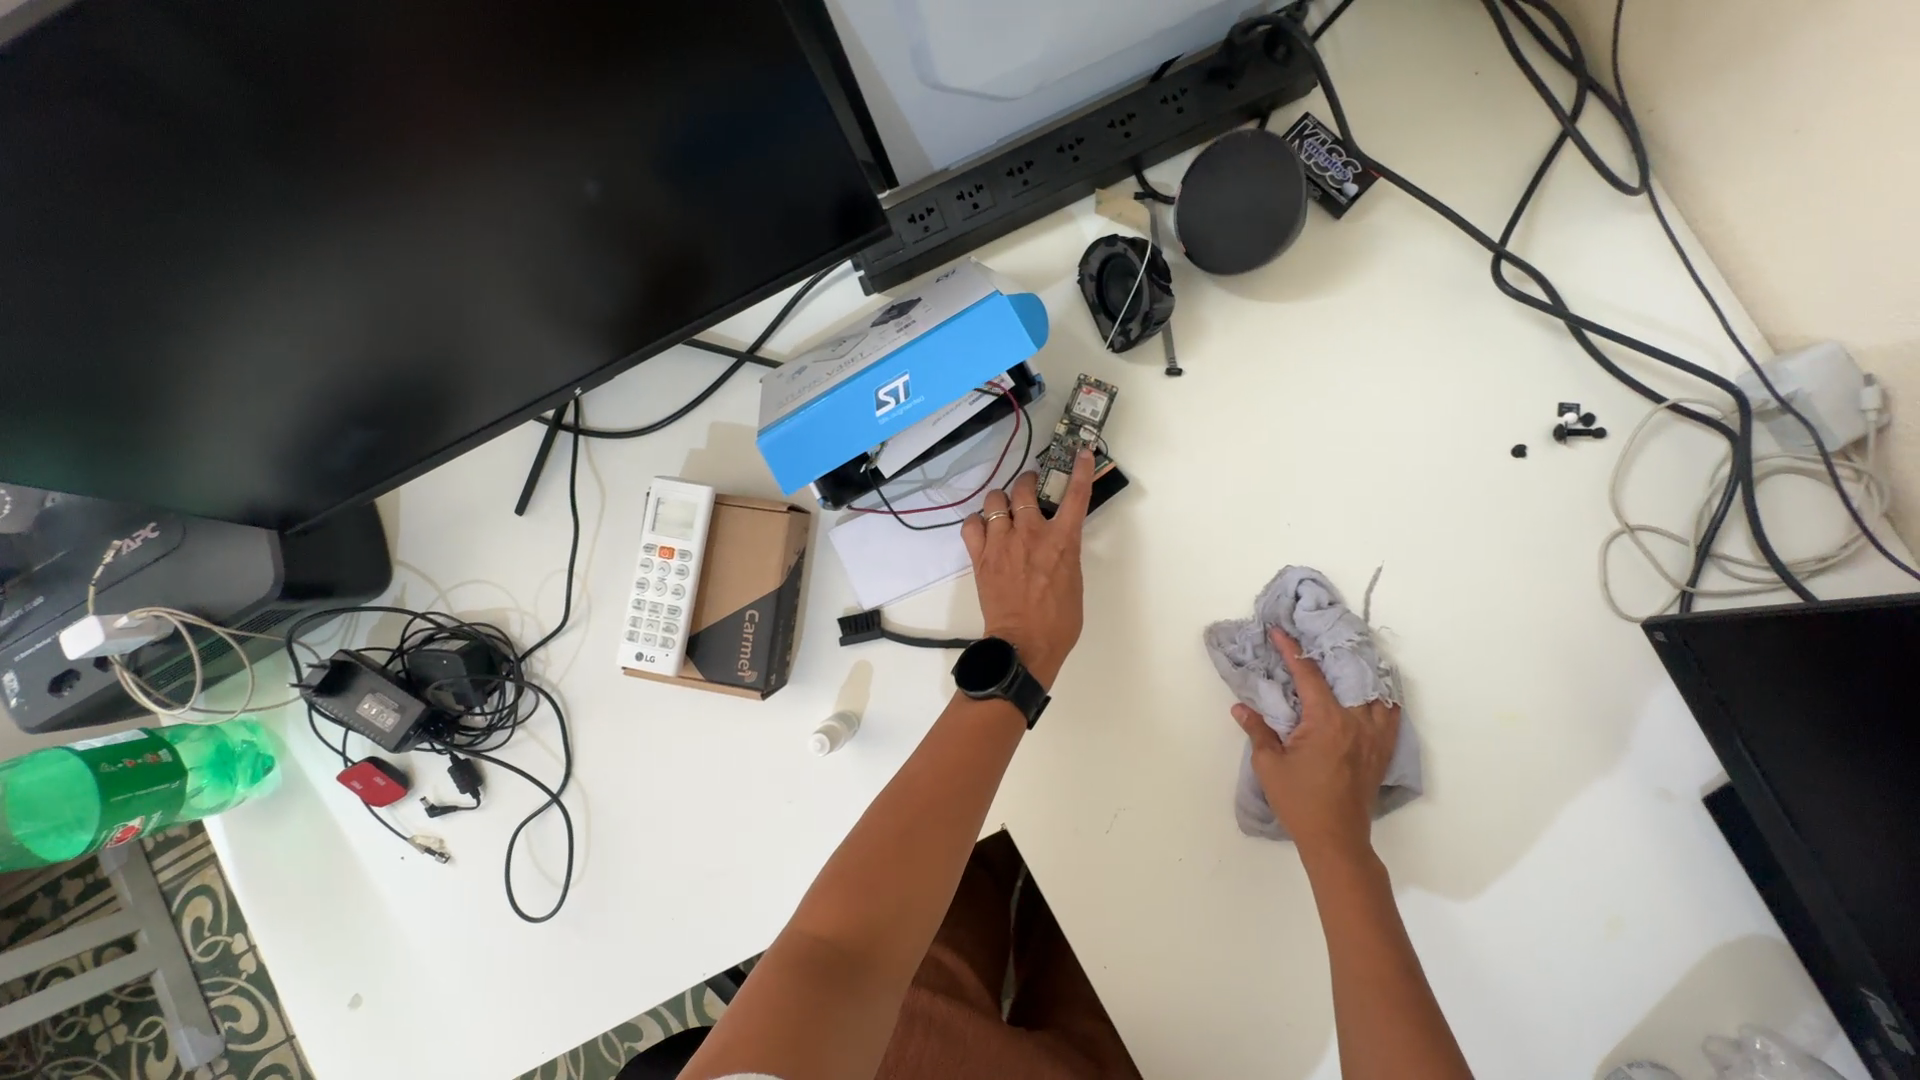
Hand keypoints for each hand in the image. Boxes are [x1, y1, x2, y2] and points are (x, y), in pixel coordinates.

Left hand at [960, 449, 1094, 688]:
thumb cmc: (1058, 621)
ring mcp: (1001, 544)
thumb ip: (1065, 554)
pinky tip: (984, 530)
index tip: (1082, 452)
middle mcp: (1030, 534)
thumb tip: (1056, 545)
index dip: (1081, 471)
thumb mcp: (1074, 581)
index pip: (1075, 496)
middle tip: (1029, 489)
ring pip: (994, 500)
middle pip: (1024, 488)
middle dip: (1027, 483)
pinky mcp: (980, 558)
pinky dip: (978, 522)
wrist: (1024, 645)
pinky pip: (972, 525)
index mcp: (1062, 541)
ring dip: (1000, 501)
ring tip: (1003, 510)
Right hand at [1231, 628, 1400, 867]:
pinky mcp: (1382, 751)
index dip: (1291, 650)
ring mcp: (1375, 737)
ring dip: (1361, 675)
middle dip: (1331, 655)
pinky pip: (1391, 716)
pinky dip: (1382, 700)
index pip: (1308, 675)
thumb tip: (1240, 707)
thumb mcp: (1270, 764)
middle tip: (1315, 640)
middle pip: (1349, 676)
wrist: (1335, 838)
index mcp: (1327, 720)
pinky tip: (1370, 696)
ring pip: (1377, 693)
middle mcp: (1356, 721)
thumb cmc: (1299, 801)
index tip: (1279, 632)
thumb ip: (1258, 730)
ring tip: (1345, 663)